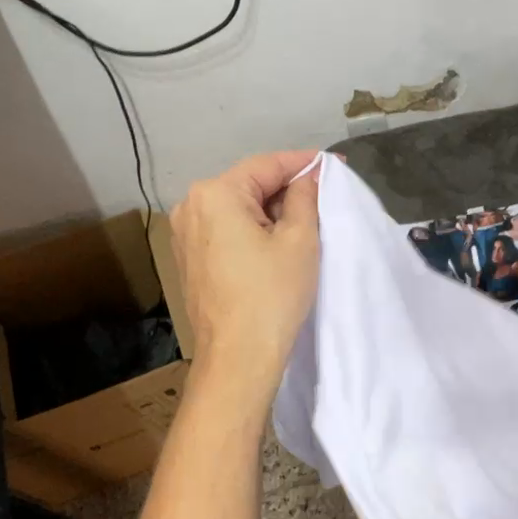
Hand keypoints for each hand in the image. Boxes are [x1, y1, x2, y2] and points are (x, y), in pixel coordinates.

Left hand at [169, 150, 321, 387]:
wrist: (239, 355)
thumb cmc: (272, 295)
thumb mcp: (299, 242)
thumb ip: (304, 199)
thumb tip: (309, 177)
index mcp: (216, 193)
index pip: (266, 165)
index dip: (303, 164)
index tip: (332, 164)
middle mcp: (191, 206)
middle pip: (248, 186)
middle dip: (285, 191)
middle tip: (323, 199)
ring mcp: (185, 234)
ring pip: (236, 210)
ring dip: (269, 213)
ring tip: (303, 226)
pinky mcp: (190, 260)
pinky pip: (226, 233)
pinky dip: (252, 232)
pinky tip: (275, 248)